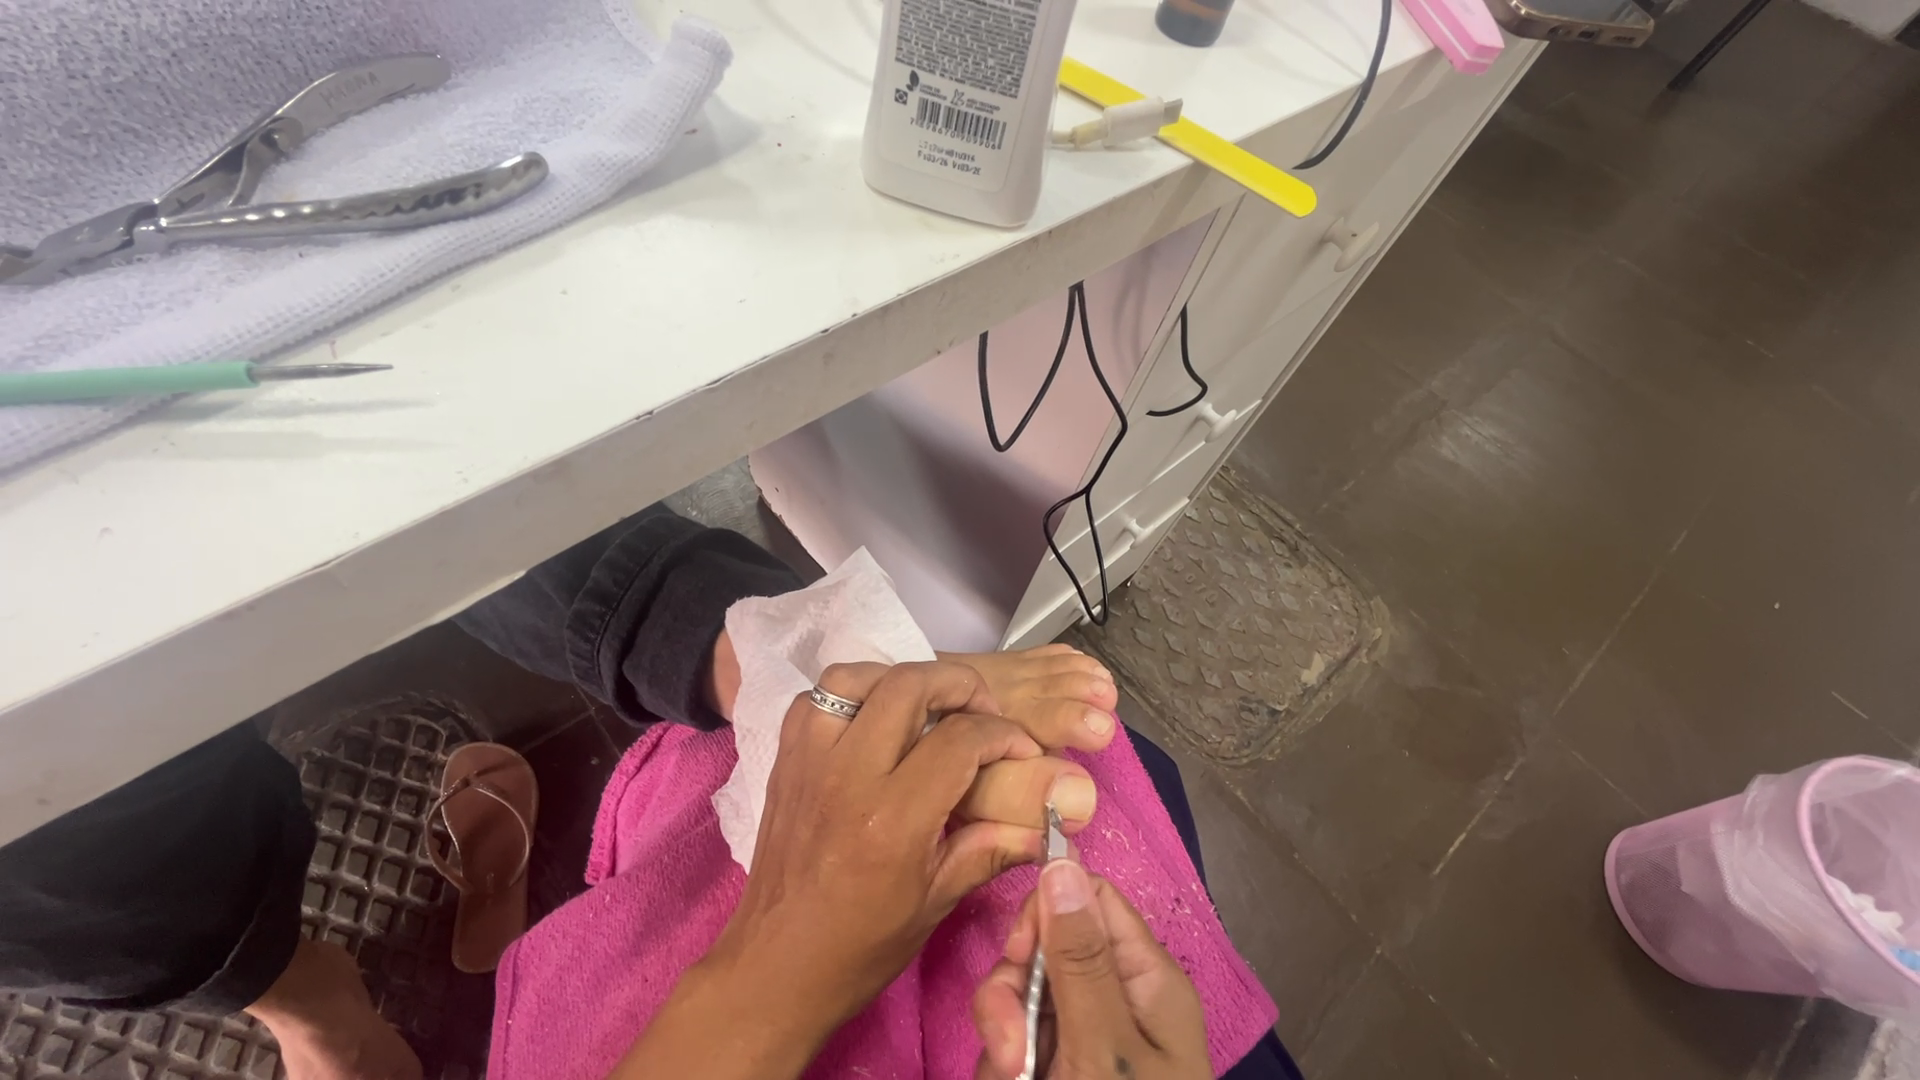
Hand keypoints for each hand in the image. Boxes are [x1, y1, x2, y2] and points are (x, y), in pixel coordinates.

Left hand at [713, 659, 1053, 1026]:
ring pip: (854, 677)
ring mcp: (809, 761)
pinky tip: (874, 718)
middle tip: (982, 709)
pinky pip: (816, 699)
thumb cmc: (861, 944)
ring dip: (900, 678)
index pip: (960, 740)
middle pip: (909, 685)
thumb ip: (991, 848)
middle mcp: (848, 775)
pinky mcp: (784, 760)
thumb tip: (1048, 825)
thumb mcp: (937, 902)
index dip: (1004, 734)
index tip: (1021, 748)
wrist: (775, 967)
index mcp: (894, 818)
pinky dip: (851, 694)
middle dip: (960, 684)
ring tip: (927, 703)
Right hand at [971, 861, 1211, 1079]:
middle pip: (1042, 947)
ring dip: (1000, 1041)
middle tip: (1011, 1047)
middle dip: (1011, 991)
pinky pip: (1010, 1046)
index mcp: (1144, 979)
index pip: (1090, 899)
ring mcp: (1080, 1039)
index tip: (1019, 949)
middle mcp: (1112, 999)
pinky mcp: (1052, 1069)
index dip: (1047, 911)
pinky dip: (1001, 1068)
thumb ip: (1080, 959)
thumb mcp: (1105, 1051)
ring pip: (1017, 999)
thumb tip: (1062, 862)